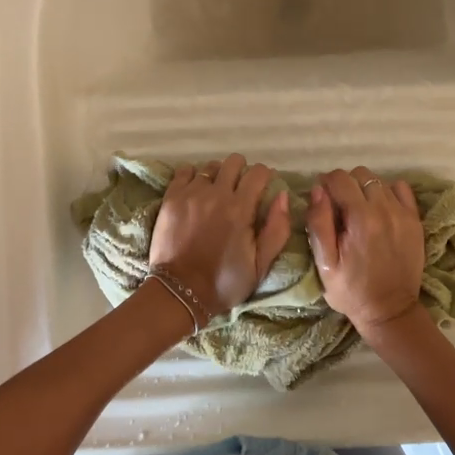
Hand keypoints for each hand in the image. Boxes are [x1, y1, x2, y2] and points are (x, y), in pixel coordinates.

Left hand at [150, 154, 290, 318]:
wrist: (180, 292)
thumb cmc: (224, 282)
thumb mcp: (261, 265)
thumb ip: (277, 229)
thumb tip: (282, 196)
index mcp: (241, 208)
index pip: (258, 173)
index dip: (264, 176)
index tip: (263, 187)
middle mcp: (216, 193)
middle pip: (234, 162)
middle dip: (242, 171)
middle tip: (240, 189)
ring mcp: (191, 193)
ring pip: (210, 166)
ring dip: (218, 175)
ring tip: (216, 192)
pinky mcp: (171, 197)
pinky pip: (184, 171)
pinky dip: (192, 176)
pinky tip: (195, 190)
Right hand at [308, 166, 426, 334]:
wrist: (391, 312)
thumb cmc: (351, 290)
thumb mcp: (325, 263)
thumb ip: (319, 223)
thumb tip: (318, 190)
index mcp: (361, 218)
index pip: (340, 178)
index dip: (326, 183)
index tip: (322, 199)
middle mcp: (385, 209)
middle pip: (360, 175)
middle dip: (346, 185)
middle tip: (340, 208)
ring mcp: (403, 213)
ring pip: (379, 181)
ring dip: (365, 190)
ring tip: (360, 212)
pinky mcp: (415, 220)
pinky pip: (401, 189)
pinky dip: (388, 192)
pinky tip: (380, 210)